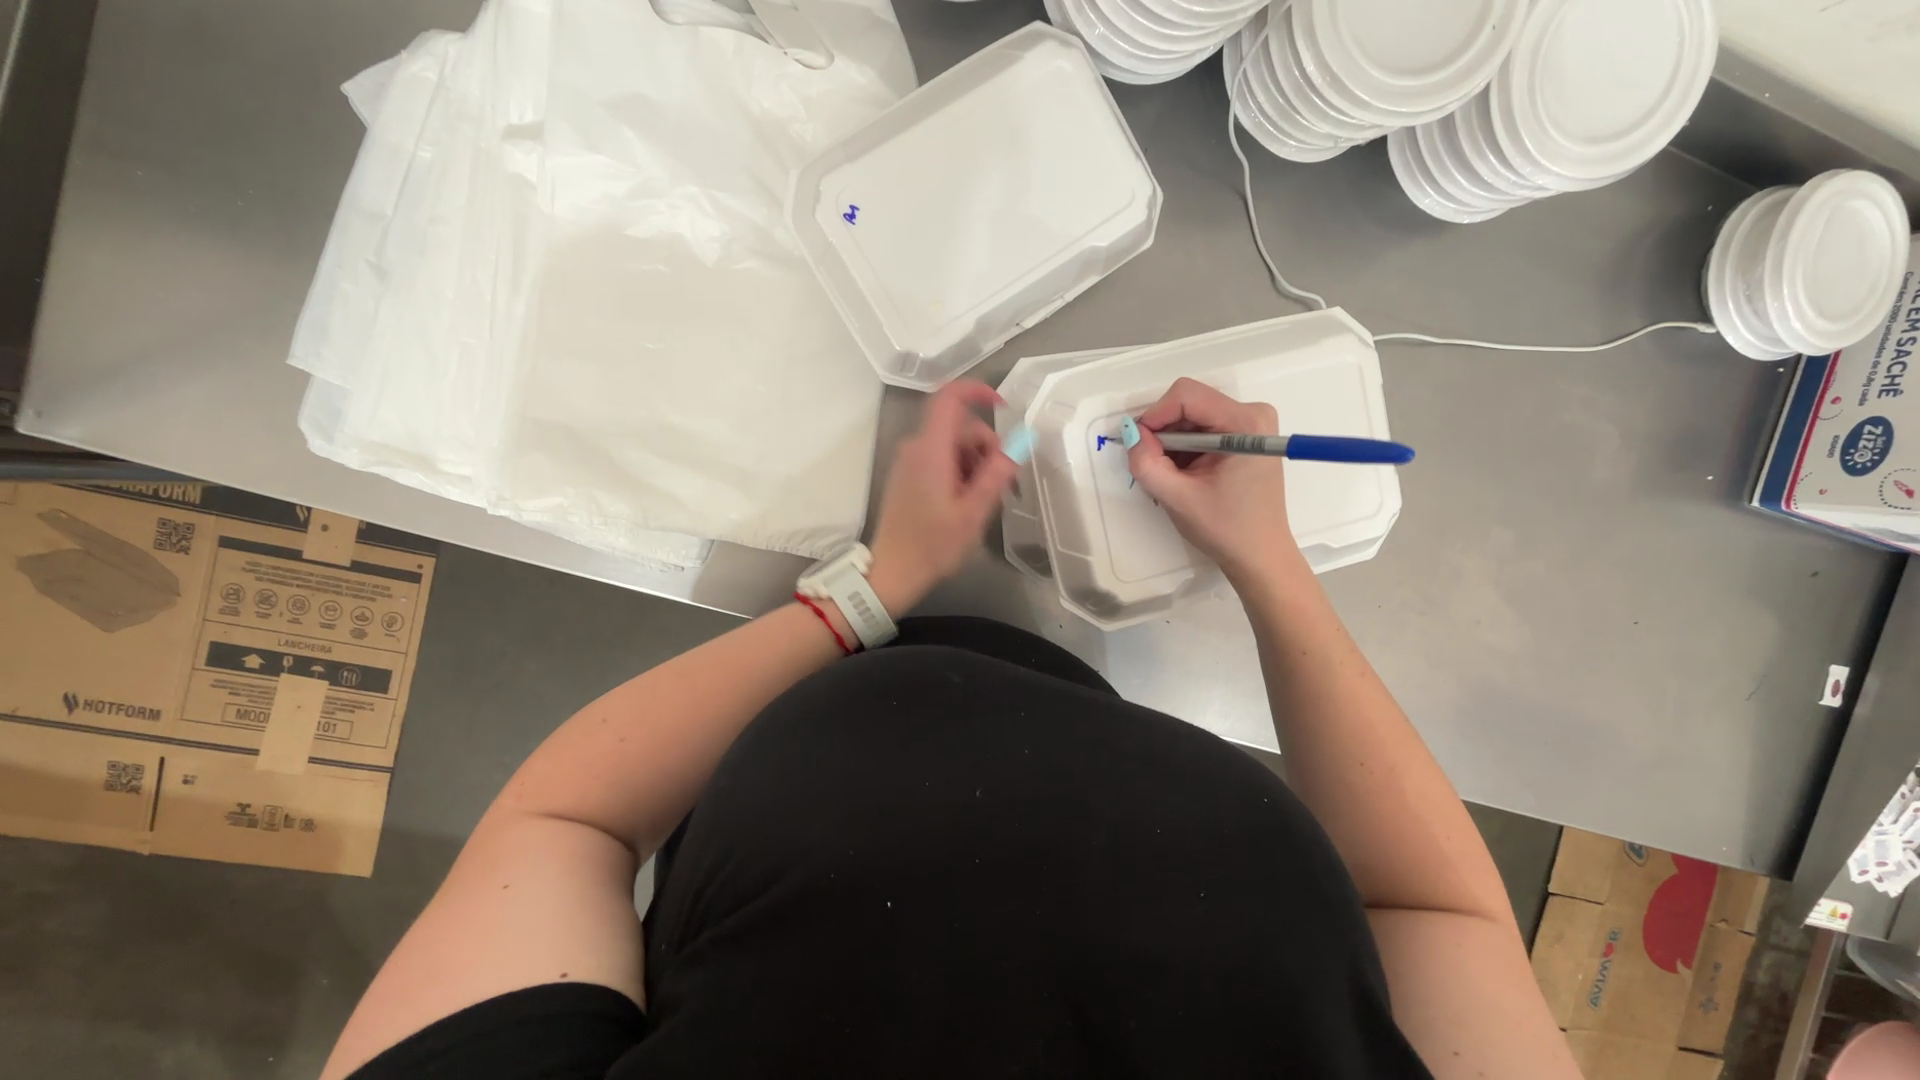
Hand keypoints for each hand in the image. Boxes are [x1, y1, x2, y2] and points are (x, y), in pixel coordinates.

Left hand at [868, 380, 1020, 612]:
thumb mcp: (973, 512)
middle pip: (958, 426)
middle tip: (1000, 485)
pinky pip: (940, 458)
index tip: (1004, 406)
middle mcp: (916, 447)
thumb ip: (997, 473)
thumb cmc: (933, 545)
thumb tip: (1020, 442)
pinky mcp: (907, 476)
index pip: (950, 397)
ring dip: (974, 463)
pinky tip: (965, 503)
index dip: (978, 391)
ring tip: (982, 501)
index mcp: (930, 450)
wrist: (892, 572)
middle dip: (985, 446)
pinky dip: (959, 471)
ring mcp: (909, 461)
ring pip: (951, 444)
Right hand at [1126, 378, 1305, 586]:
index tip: (1139, 445)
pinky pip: (1201, 428)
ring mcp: (1251, 424)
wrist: (1259, 555)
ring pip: (1191, 416)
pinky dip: (1184, 447)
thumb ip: (1147, 463)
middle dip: (1163, 432)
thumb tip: (1130, 434)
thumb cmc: (1226, 529)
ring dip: (1172, 442)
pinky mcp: (1244, 437)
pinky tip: (1184, 475)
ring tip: (1172, 476)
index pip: (1186, 395)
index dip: (1155, 415)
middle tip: (1154, 466)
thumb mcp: (1178, 497)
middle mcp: (1252, 414)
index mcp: (1246, 422)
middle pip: (1189, 404)